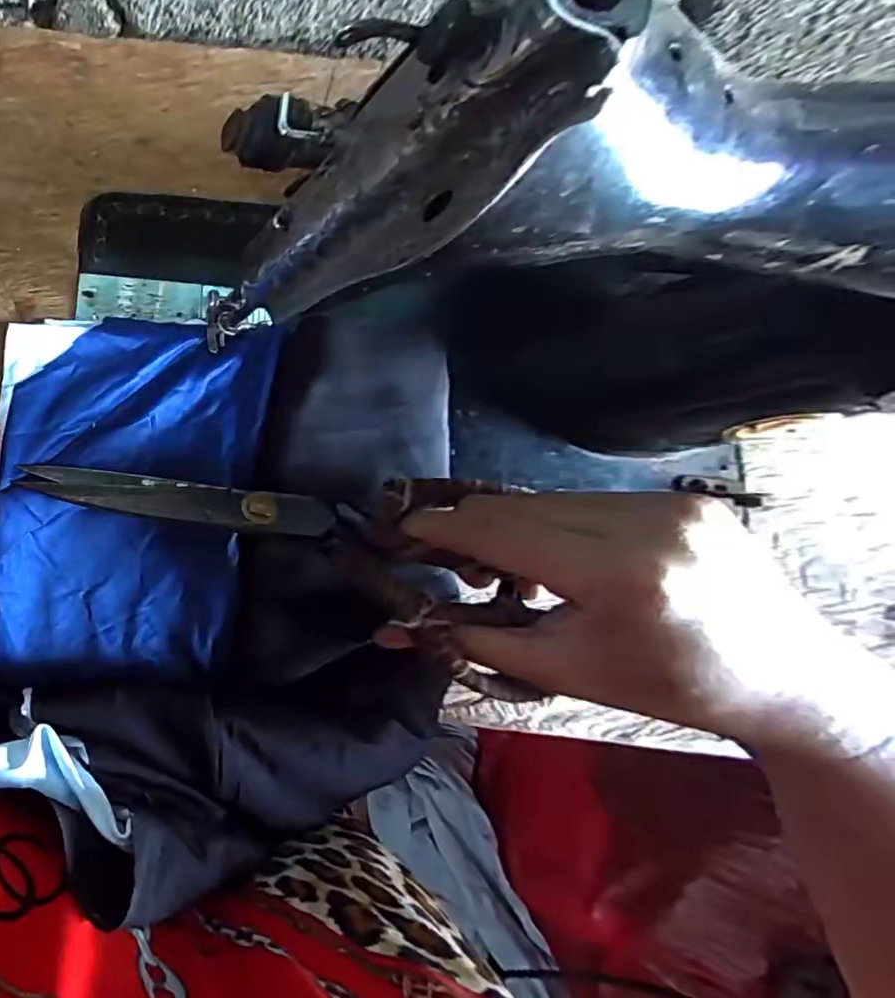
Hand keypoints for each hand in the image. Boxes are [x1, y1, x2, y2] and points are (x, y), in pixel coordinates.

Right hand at [388, 492, 890, 751]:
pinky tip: (554, 557)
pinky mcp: (682, 500)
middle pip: (512, 506)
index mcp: (621, 574)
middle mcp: (649, 525)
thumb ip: (467, 639)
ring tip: (505, 568)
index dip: (438, 529)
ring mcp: (671, 506)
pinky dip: (546, 523)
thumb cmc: (667, 686)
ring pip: (540, 499)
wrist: (795, 684)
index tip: (396, 530)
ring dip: (504, 526)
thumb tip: (389, 632)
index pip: (499, 531)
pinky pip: (579, 500)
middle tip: (442, 559)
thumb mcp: (557, 670)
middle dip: (465, 528)